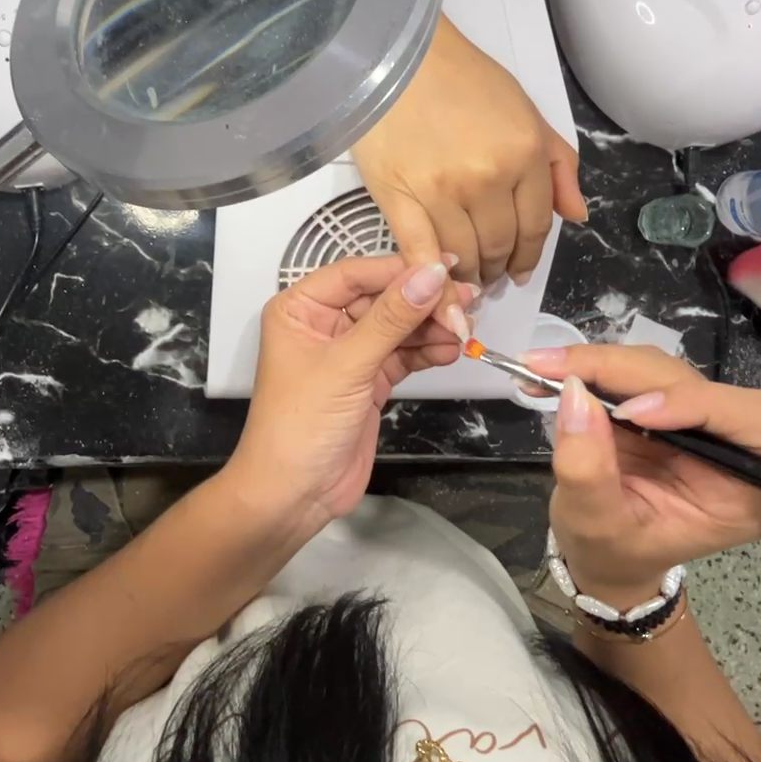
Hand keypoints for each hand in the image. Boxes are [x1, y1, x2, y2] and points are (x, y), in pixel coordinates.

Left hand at [226, 256, 470, 524]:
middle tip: (466, 304)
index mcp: (300, 308)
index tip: (444, 267)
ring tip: (466, 329)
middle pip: (380, 297)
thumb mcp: (347, 366)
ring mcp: (347, 352)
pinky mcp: (368, 379)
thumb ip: (391, 319)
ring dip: (430, 327)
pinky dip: (427, 351)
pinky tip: (453, 349)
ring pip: (396, 326)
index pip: (355, 273)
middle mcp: (322, 323)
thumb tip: (432, 275)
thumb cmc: (302, 424)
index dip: (399, 269)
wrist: (294, 494)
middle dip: (421, 301)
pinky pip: (402, 354)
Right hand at [352, 16, 587, 288]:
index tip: (518, 271)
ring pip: (463, 255)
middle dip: (497, 268)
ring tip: (462, 278)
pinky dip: (432, 279)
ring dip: (467, 276)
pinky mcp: (398, 198)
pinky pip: (419, 252)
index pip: (536, 224)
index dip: (529, 255)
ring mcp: (441, 192)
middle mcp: (488, 178)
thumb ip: (556, 163)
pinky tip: (437, 290)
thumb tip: (576, 215)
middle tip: (488, 278)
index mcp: (524, 154)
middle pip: (500, 245)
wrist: (399, 60)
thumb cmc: (459, 78)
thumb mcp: (525, 111)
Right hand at [524, 344, 760, 605]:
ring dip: (596, 363)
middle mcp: (733, 446)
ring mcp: (694, 419)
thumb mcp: (596, 523)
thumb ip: (588, 468)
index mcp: (748, 491)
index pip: (756, 422)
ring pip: (655, 367)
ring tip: (539, 372)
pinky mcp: (658, 402)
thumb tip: (575, 394)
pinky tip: (549, 375)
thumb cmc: (613, 553)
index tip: (628, 412)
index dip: (696, 404)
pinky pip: (628, 369)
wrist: (603, 554)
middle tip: (551, 370)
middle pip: (691, 383)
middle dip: (619, 371)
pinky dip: (586, 367)